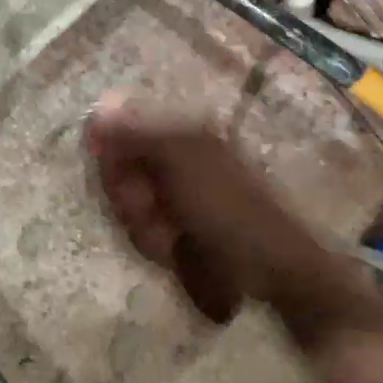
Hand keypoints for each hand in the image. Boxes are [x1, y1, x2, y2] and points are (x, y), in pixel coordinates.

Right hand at [84, 93, 343, 323]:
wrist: (283, 275)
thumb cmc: (233, 215)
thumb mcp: (183, 166)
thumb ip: (138, 134)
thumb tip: (99, 106)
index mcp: (179, 131)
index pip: (114, 132)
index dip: (111, 163)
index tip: (124, 189)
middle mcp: (175, 153)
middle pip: (119, 169)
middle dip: (129, 201)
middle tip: (154, 220)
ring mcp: (178, 190)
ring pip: (128, 203)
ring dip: (142, 227)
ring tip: (171, 242)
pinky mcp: (180, 222)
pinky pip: (144, 226)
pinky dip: (153, 242)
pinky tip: (175, 253)